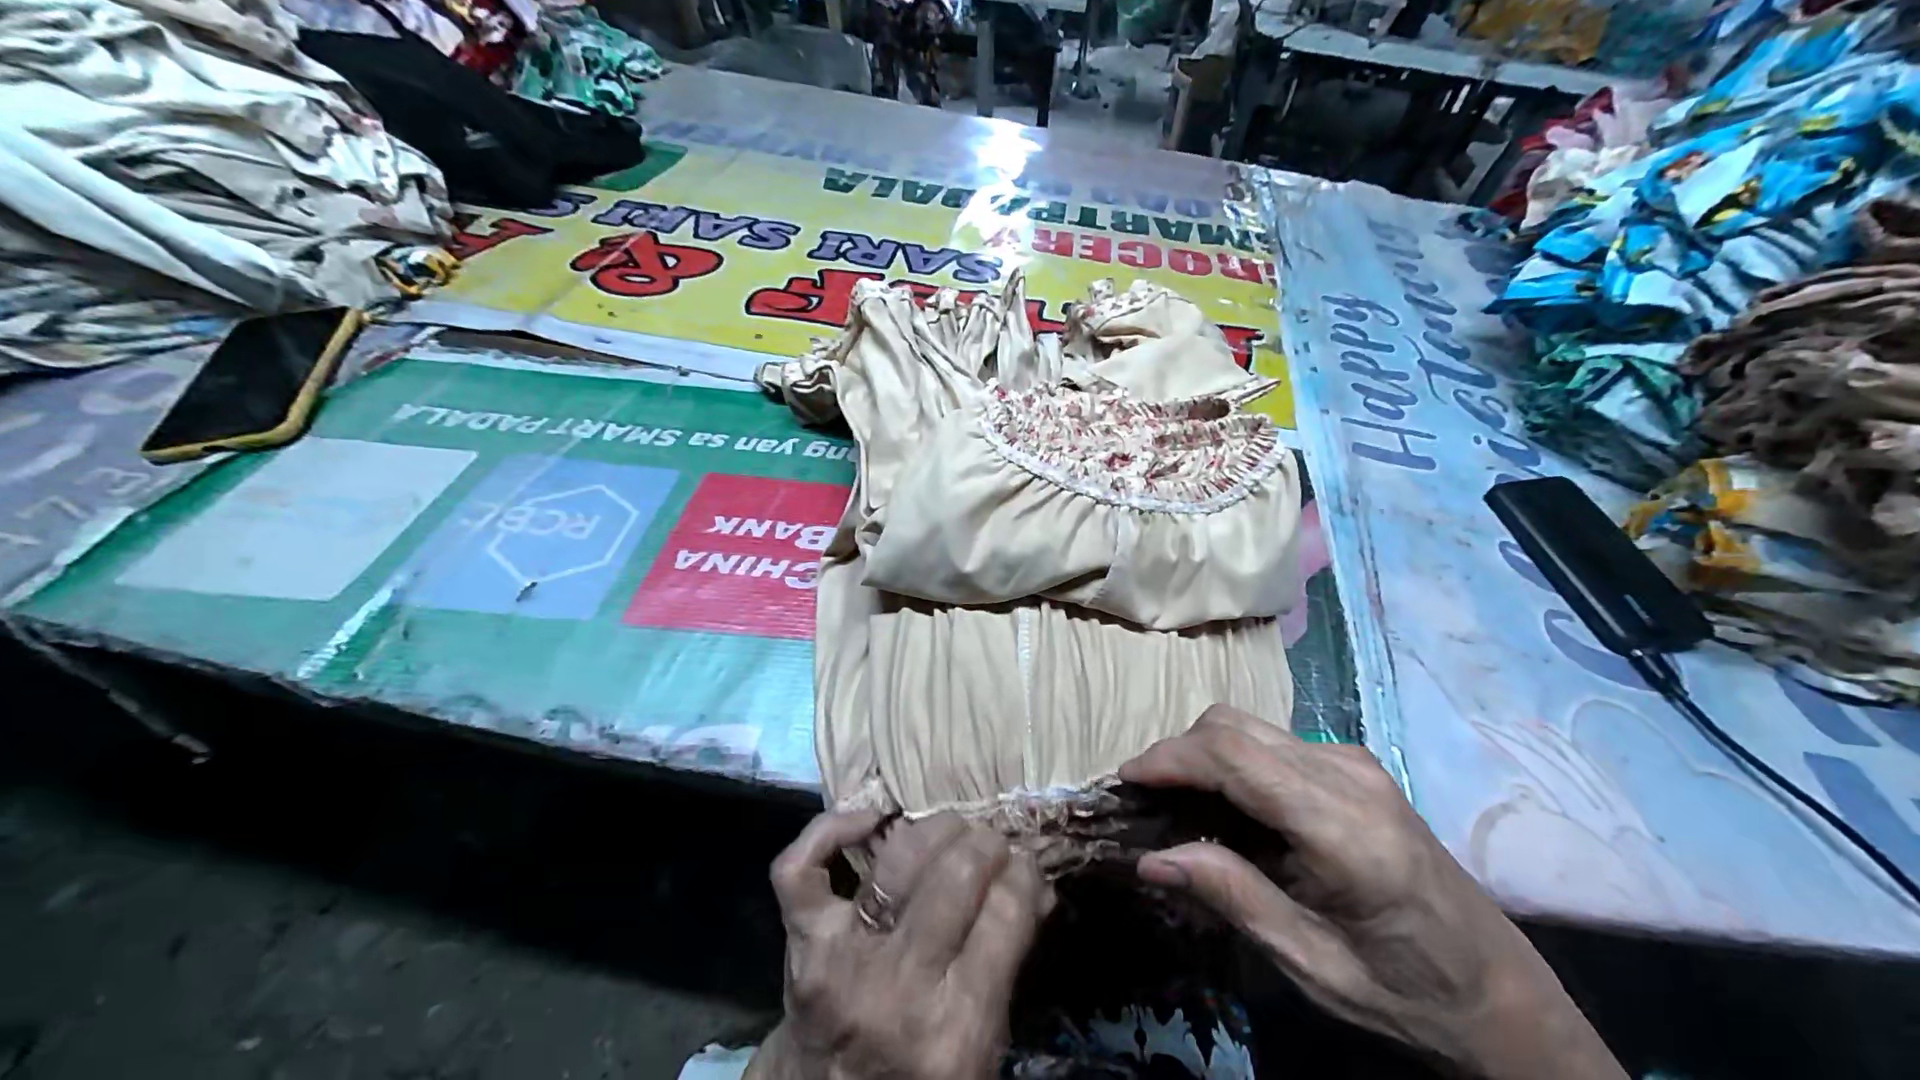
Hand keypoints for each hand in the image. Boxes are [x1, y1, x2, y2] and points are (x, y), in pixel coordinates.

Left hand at [748, 811, 1052, 1079]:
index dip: (1022, 873)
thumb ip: (1009, 960)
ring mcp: (842, 960)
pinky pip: (801, 867)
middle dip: (984, 844)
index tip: (1023, 862)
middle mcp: (899, 988)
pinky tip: (869, 819)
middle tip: (989, 842)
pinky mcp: (800, 942)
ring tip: (951, 828)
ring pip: (896, 861)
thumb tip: (1038, 884)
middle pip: (955, 877)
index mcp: (957, 1028)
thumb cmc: (917, 1069)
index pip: (1005, 916)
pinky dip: (830, 829)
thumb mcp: (982, 1042)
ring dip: (933, 828)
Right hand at [1120, 705, 1625, 1079]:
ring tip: (1177, 802)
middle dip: (1177, 751)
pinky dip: (1231, 759)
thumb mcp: (1311, 963)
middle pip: (1234, 725)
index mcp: (1345, 829)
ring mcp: (1356, 763)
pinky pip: (1271, 740)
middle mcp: (1350, 775)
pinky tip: (1226, 804)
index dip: (1170, 757)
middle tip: (1146, 799)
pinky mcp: (1355, 765)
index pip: (1235, 756)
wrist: (1501, 992)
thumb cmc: (1405, 991)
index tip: (1125, 781)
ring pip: (1249, 725)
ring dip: (1201, 753)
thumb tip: (1150, 859)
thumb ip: (1231, 896)